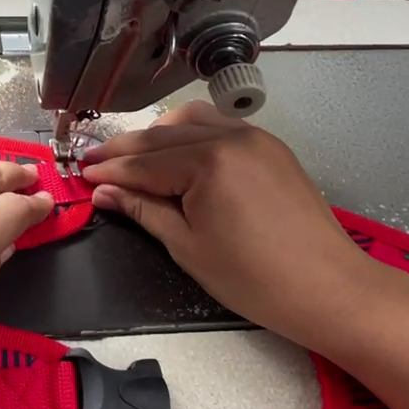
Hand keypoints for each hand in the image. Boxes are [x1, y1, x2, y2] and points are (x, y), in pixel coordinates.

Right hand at [79, 101, 391, 339]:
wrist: (328, 288)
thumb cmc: (253, 278)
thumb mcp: (187, 247)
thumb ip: (142, 210)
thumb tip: (102, 190)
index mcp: (208, 161)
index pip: (144, 162)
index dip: (108, 169)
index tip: (79, 173)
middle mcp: (231, 137)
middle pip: (162, 135)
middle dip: (124, 148)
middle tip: (93, 160)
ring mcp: (255, 138)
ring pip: (191, 120)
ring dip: (157, 134)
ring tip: (132, 155)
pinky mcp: (270, 147)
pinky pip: (219, 127)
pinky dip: (190, 134)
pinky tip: (176, 153)